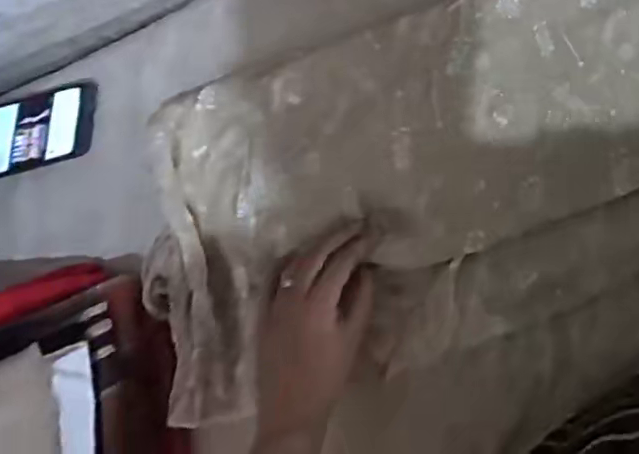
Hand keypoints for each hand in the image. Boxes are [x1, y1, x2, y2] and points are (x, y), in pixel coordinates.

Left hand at [257, 222, 376, 448]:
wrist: (290, 414)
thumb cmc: (328, 376)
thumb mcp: (353, 337)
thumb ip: (361, 297)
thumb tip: (365, 268)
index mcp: (317, 304)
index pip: (341, 261)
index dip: (360, 244)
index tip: (375, 232)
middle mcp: (292, 297)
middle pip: (316, 253)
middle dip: (339, 235)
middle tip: (359, 224)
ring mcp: (273, 305)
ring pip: (294, 262)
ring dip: (317, 244)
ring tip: (337, 235)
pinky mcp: (262, 314)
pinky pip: (274, 278)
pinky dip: (290, 261)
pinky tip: (302, 255)